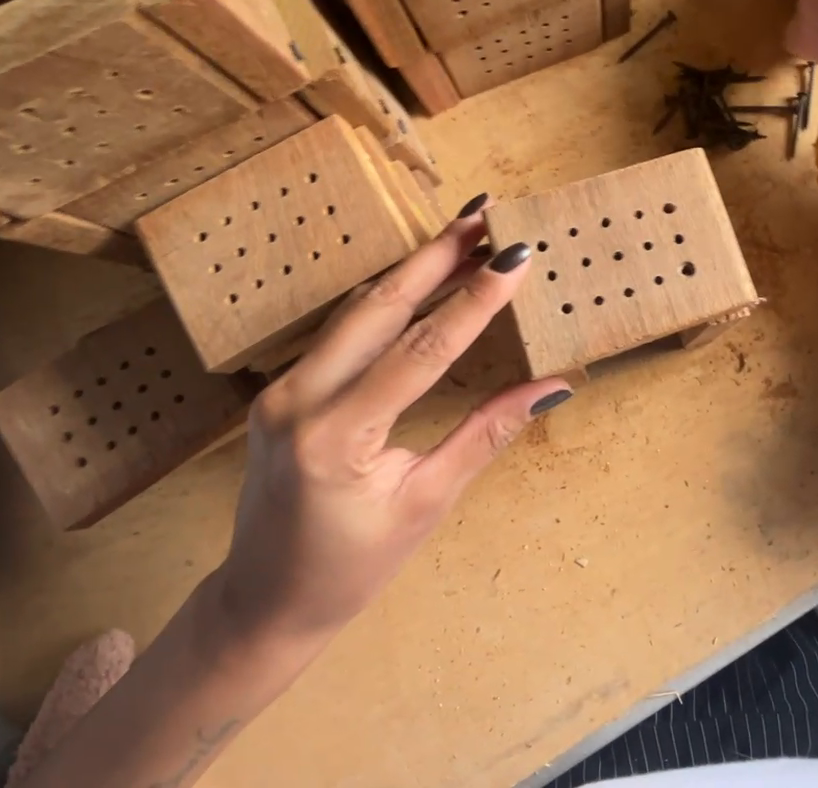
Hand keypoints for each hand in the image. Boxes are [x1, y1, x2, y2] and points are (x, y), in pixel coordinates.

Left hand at [210, 198, 572, 639]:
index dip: (475, 300)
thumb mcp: (427, 503)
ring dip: (414, 270)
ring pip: (356, 311)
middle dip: (437, 256)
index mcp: (337, 436)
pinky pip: (342, 330)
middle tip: (485, 215)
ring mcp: (282, 390)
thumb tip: (553, 388)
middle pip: (379, 308)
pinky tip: (421, 278)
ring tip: (464, 236)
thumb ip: (487, 434)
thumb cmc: (351, 567)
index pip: (421, 350)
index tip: (516, 256)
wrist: (263, 601)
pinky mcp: (282, 389)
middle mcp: (299, 399)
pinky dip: (387, 299)